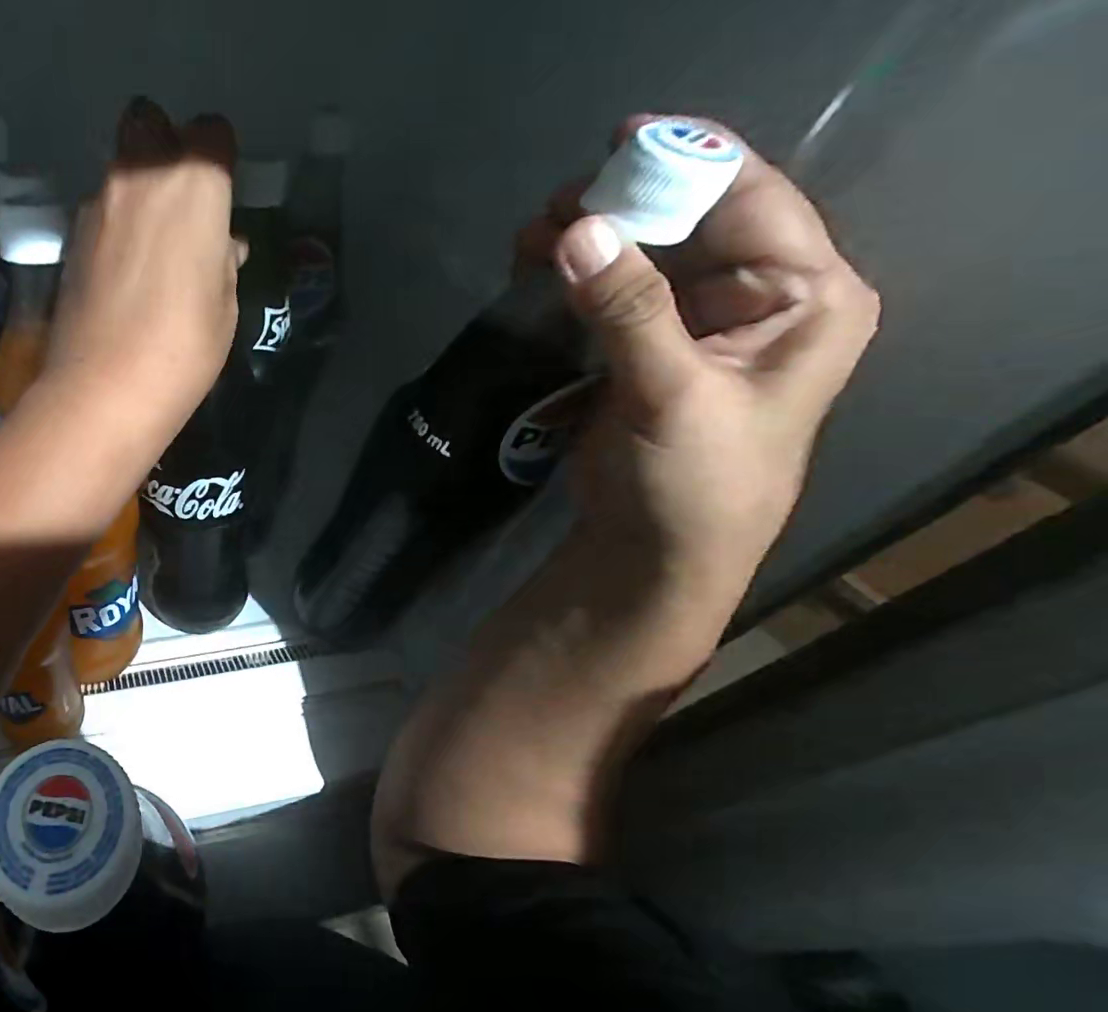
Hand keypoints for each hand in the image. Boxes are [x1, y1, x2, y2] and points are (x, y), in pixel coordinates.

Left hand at [44, 97, 245, 417]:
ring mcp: (97, 206)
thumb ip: (223, 263)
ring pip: (119, 169)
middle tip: (178, 204)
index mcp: (193, 184)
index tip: (222, 199)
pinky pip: (99, 211)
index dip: (219, 161)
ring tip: (149, 248)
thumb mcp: (225, 308)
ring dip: (136, 191)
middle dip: (165, 147)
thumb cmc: (182, 349)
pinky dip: (113, 226)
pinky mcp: (69, 239)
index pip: (211, 132)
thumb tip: (221, 247)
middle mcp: (139, 177)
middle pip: (150, 123)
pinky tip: (121, 273)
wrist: (102, 390)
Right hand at [517, 117, 879, 587]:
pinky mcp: (639, 352)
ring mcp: (690, 326)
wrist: (651, 552)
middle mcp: (752, 300)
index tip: (619, 140)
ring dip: (587, 243)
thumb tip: (576, 232)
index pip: (752, 202)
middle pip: (687, 224)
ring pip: (639, 259)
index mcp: (801, 298)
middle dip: (621, 208)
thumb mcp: (671, 393)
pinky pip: (607, 297)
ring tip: (529, 238)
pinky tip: (534, 270)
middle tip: (553, 206)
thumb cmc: (694, 481)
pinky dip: (571, 281)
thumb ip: (630, 312)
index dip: (690, 164)